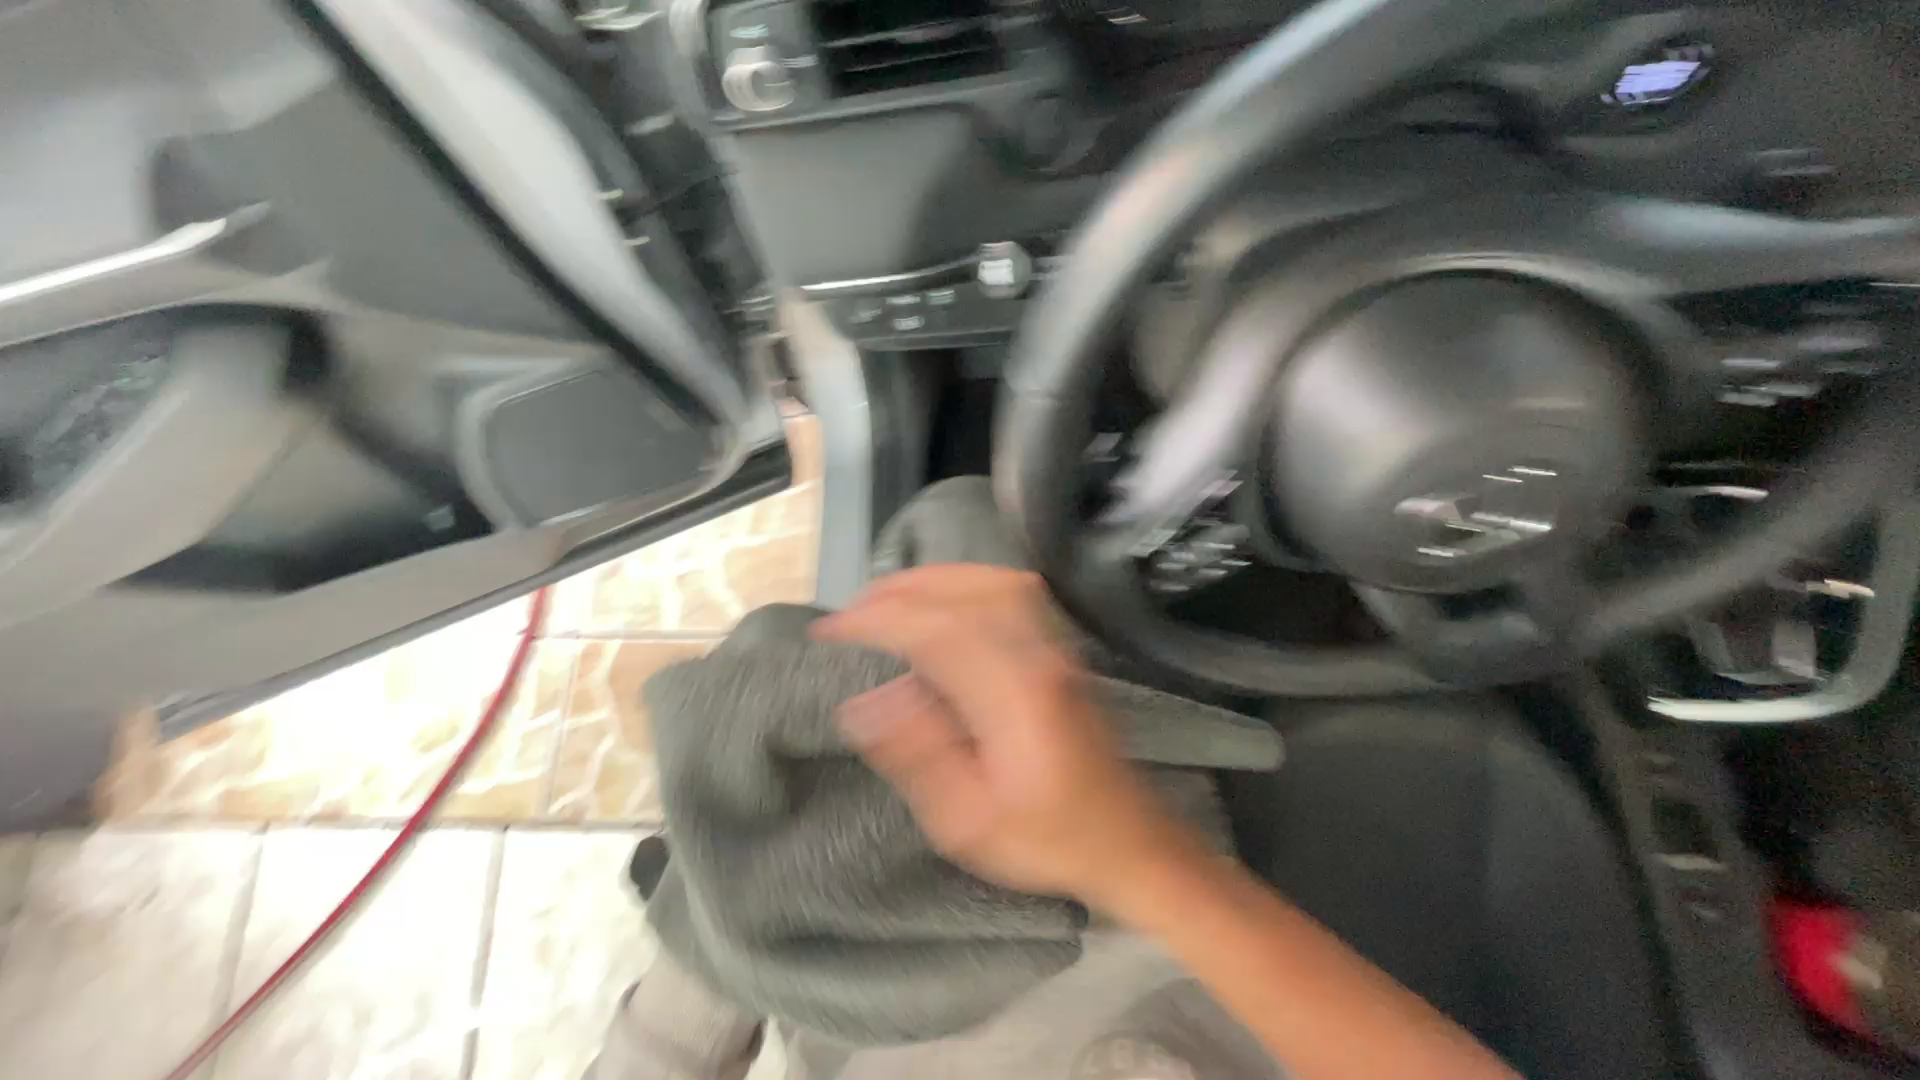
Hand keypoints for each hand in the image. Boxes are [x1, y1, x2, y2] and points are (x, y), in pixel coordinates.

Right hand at [811, 565, 1201, 907]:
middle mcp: (1040, 658)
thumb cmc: (1049, 839)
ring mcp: (1058, 650)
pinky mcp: (1065, 653)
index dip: (880, 619)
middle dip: (902, 590)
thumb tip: (864, 703)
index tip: (834, 628)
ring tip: (889, 596)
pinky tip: (947, 600)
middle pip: (967, 592)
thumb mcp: (969, 821)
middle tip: (854, 609)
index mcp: (1014, 698)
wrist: (1131, 843)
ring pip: (995, 583)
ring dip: (937, 579)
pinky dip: (971, 582)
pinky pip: (1016, 593)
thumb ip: (918, 756)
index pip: (938, 631)